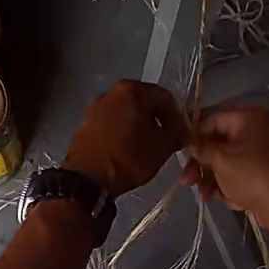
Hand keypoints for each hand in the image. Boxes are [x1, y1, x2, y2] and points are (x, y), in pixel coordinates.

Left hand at [64, 80, 188, 196]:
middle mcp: (113, 91)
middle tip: (165, 142)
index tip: (181, 136)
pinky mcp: (87, 122)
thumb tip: (181, 129)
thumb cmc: (130, 158)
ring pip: (129, 113)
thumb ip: (177, 132)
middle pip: (146, 102)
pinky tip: (127, 150)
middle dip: (159, 121)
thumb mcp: (163, 147)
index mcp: (134, 90)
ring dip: (141, 127)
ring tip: (146, 148)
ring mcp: (97, 105)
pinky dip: (124, 132)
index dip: (178, 118)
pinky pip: (114, 122)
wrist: (88, 177)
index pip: (167, 98)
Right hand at [183, 106, 268, 230]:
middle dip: (202, 166)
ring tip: (206, 197)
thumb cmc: (251, 174)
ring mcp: (263, 156)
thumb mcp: (220, 158)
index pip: (213, 120)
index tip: (183, 154)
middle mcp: (258, 132)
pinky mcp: (265, 177)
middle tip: (187, 182)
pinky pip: (240, 178)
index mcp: (250, 118)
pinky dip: (231, 188)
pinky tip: (231, 201)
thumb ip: (200, 148)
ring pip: (228, 165)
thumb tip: (187, 141)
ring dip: (213, 181)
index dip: (195, 137)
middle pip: (219, 145)